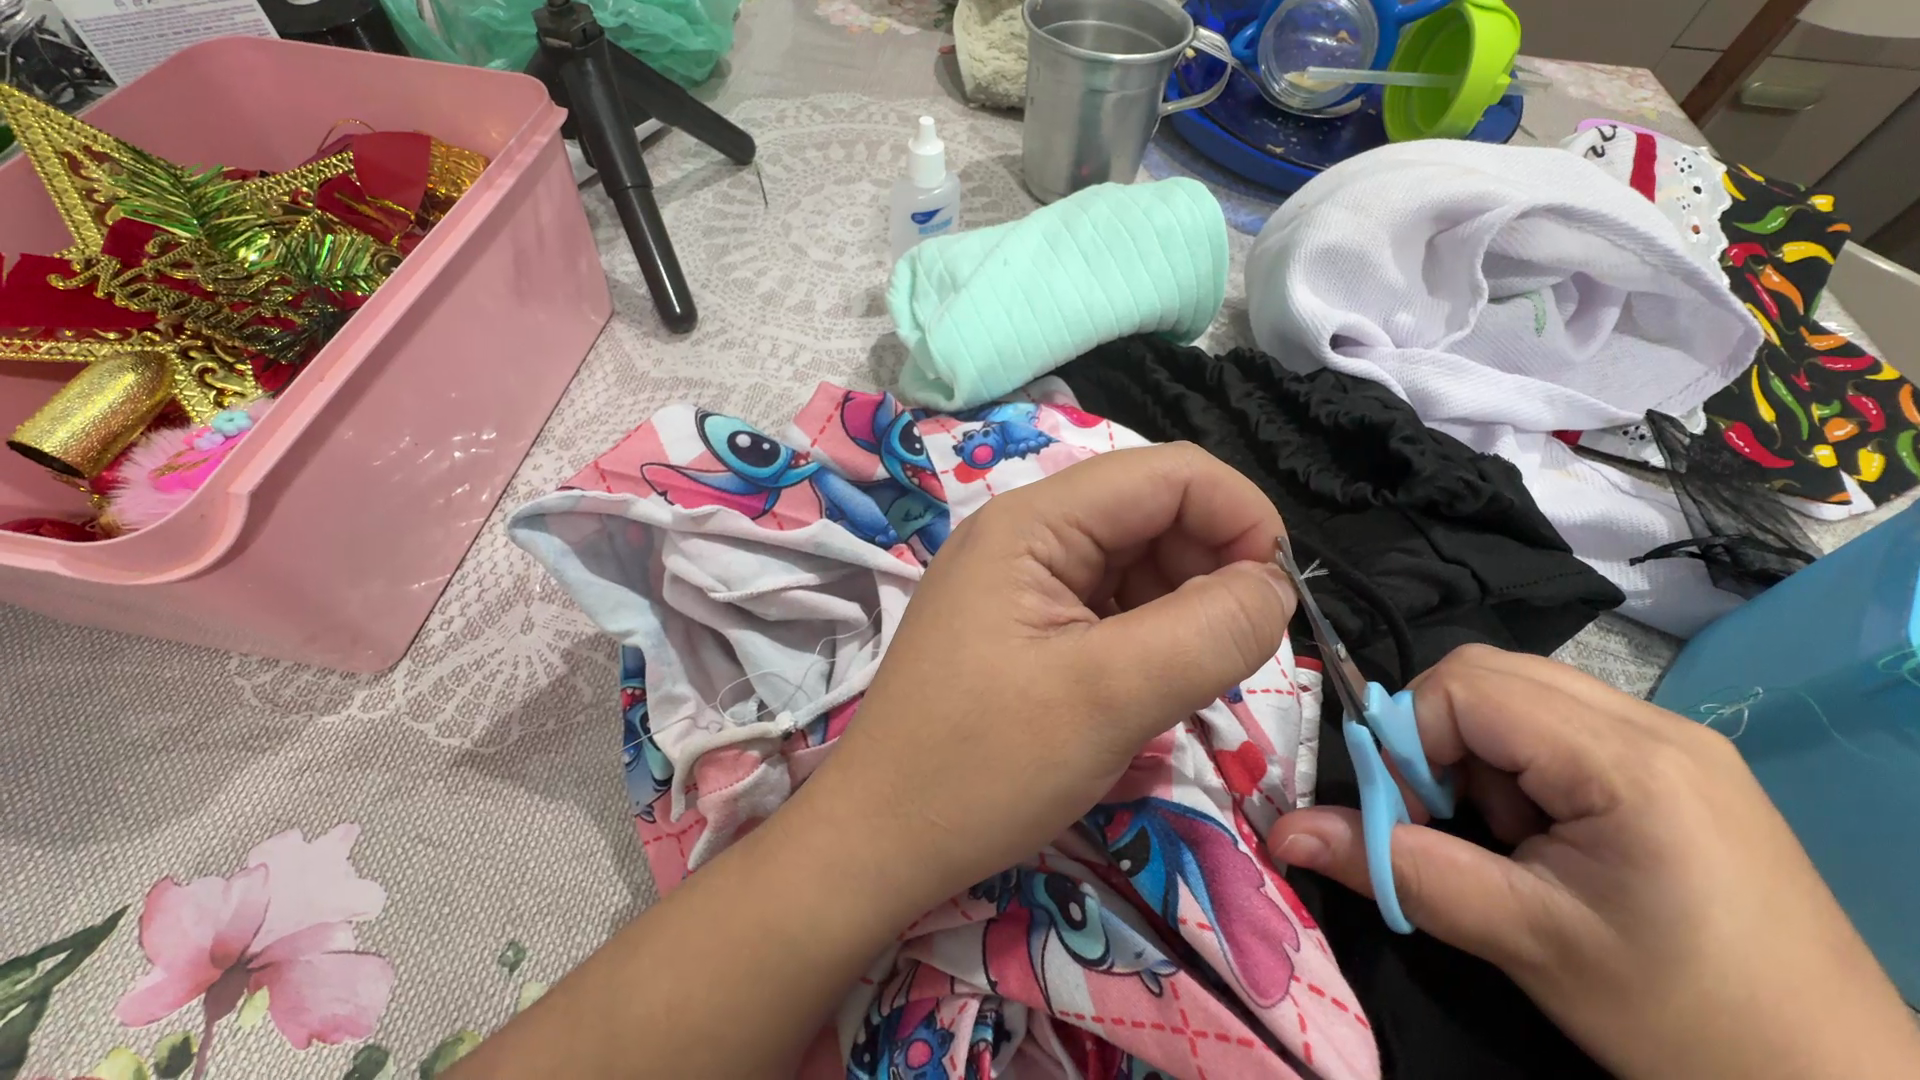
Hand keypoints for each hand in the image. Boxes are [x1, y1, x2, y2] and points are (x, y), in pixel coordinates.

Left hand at [798, 442, 1297, 913]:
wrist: (880, 842)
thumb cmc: (981, 768)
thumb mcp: (1109, 698)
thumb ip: (1208, 632)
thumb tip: (1275, 587)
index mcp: (1034, 523)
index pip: (1171, 475)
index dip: (1241, 519)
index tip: (1277, 604)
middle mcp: (1026, 535)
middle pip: (1155, 515)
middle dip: (1213, 572)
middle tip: (1233, 659)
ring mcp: (1021, 583)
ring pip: (1139, 566)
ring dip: (1184, 613)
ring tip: (1187, 685)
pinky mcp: (1023, 629)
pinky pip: (1111, 609)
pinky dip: (1150, 640)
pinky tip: (1149, 692)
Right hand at [1267, 646, 1919, 1079]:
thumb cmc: (1684, 1019)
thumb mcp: (1525, 942)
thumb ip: (1397, 870)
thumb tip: (1284, 832)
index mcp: (1630, 759)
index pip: (1466, 686)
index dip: (1405, 739)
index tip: (1400, 819)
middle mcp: (1655, 724)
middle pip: (1489, 677)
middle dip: (1434, 742)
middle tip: (1440, 824)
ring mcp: (1673, 741)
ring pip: (1517, 699)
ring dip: (1474, 758)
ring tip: (1501, 842)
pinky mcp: (1676, 768)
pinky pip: (1557, 729)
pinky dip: (1516, 770)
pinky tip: (1542, 839)